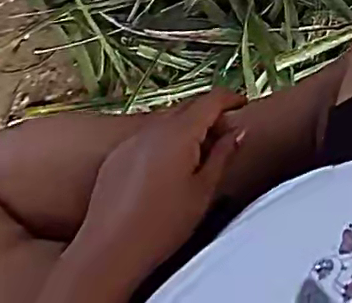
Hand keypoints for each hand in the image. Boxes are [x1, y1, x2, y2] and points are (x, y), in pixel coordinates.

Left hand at [67, 89, 246, 287]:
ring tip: (197, 154)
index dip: (230, 98)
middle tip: (225, 133)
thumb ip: (223, 155)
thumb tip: (237, 132)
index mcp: (180, 132)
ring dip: (186, 127)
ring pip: (167, 121)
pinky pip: (147, 137)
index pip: (211, 99)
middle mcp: (155, 127)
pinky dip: (163, 142)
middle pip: (189, 106)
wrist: (108, 253)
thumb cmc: (162, 225)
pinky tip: (166, 170)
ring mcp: (132, 139)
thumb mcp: (202, 192)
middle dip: (209, 112)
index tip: (243, 104)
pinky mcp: (116, 155)